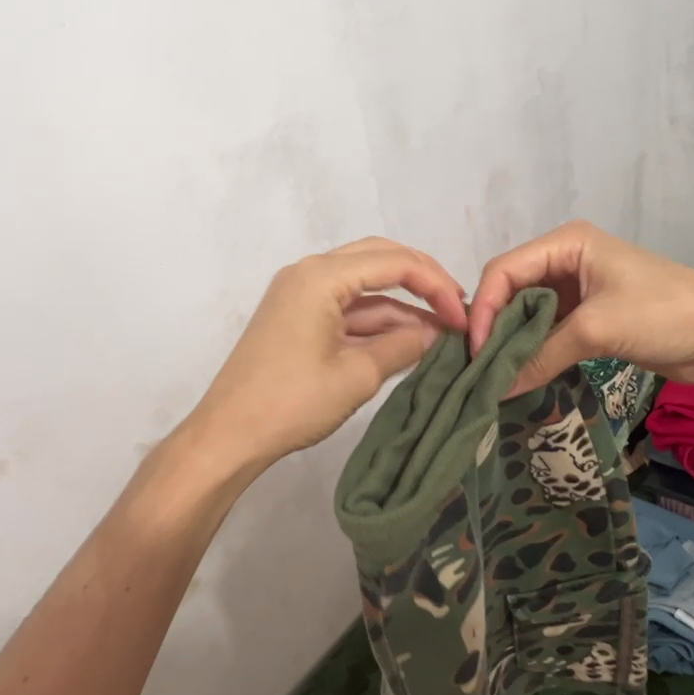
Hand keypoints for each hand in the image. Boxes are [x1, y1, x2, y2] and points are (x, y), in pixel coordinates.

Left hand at [189, 238, 469, 466]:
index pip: (393, 262)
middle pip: (378, 260)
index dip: (435, 284)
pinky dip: (377, 321)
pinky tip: (408, 339)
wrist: (230, 434)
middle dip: (421, 281)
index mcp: (321, 276)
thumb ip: (402, 346)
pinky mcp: (297, 318)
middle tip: (456, 307)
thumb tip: (434, 334)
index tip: (463, 315)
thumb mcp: (357, 375)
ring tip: (441, 330)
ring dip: (401, 305)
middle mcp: (308, 273)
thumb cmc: (292, 402)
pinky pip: (346, 307)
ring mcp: (300, 295)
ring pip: (363, 286)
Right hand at [467, 220, 693, 397]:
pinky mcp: (590, 317)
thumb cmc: (662, 314)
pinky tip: (520, 374)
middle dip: (495, 327)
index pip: (504, 270)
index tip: (476, 351)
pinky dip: (534, 351)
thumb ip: (541, 356)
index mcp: (566, 243)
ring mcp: (578, 289)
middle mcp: (566, 260)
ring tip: (493, 376)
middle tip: (477, 368)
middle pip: (512, 291)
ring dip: (513, 342)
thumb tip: (495, 389)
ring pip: (529, 314)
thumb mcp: (597, 330)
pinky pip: (548, 332)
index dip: (484, 309)